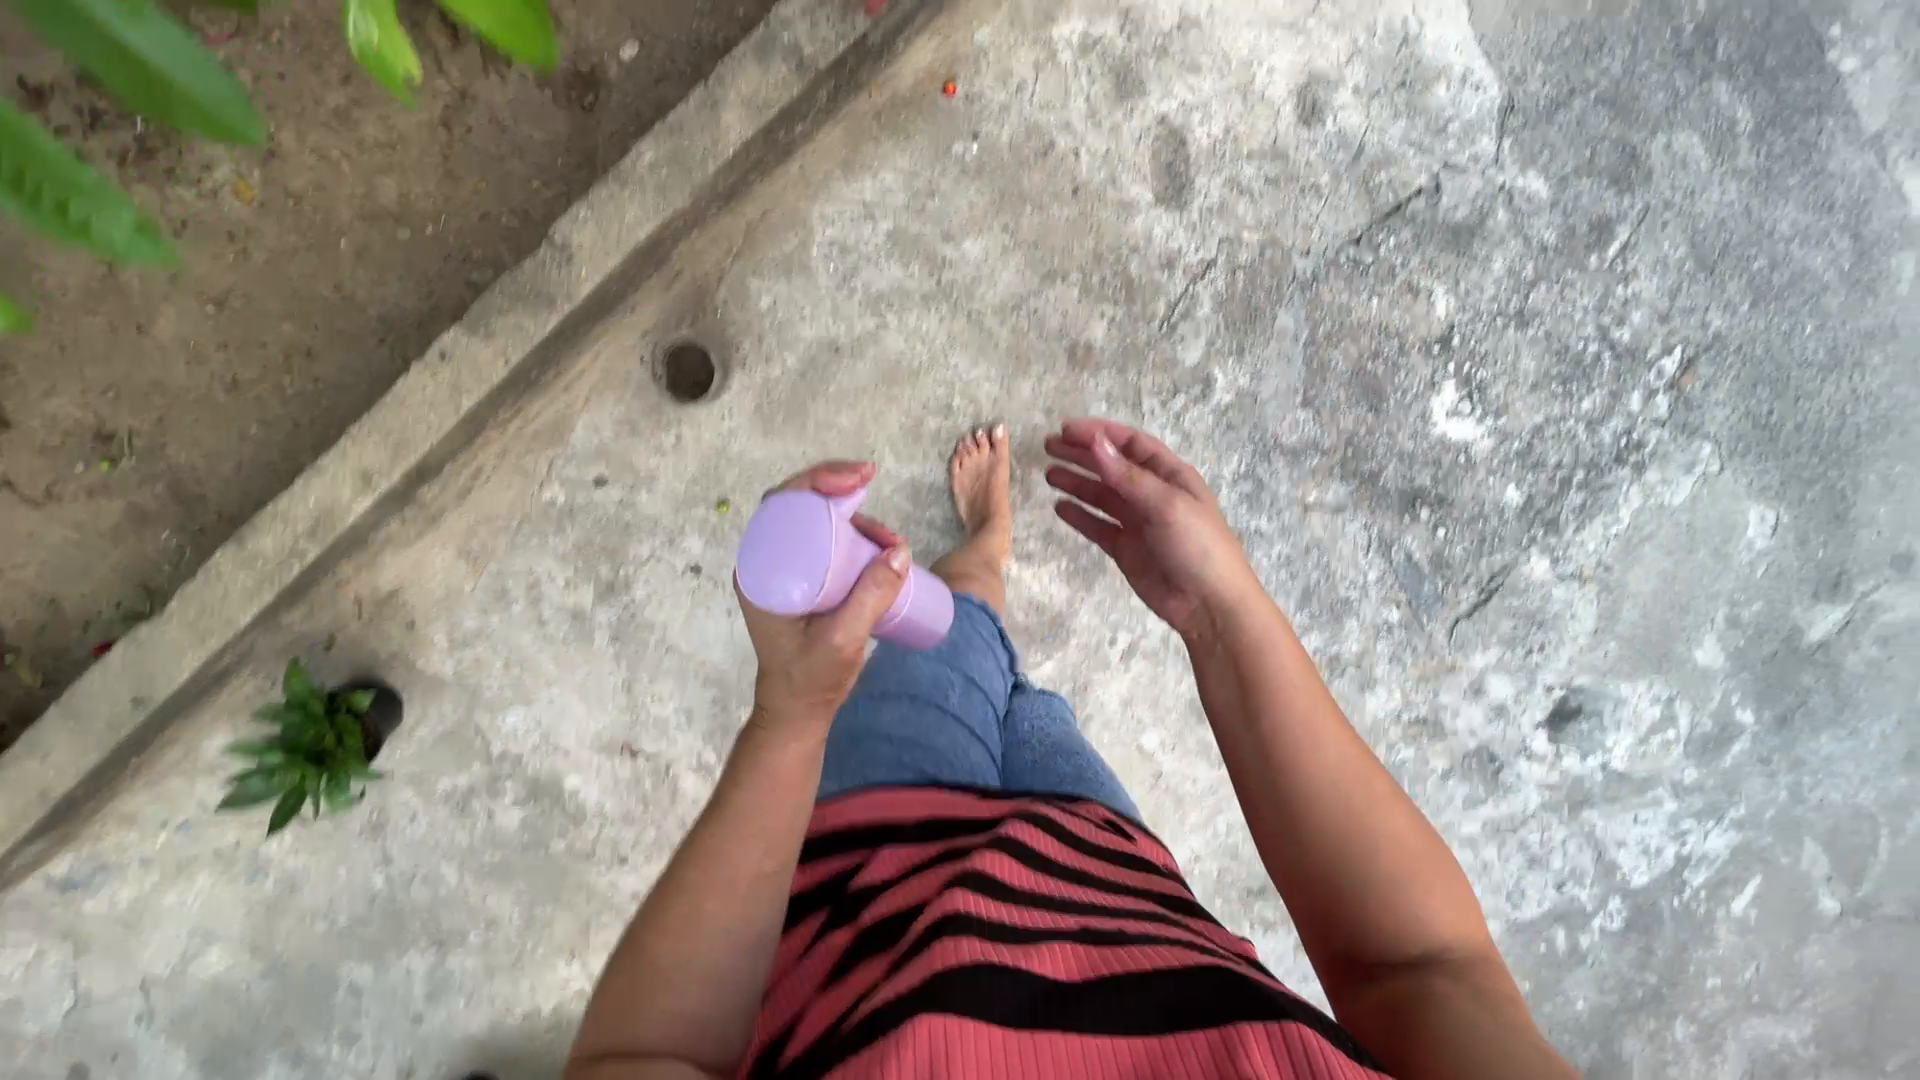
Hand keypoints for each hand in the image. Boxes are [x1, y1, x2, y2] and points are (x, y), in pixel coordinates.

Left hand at [736, 460, 910, 728]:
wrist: (798, 712)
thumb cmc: (810, 679)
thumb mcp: (843, 639)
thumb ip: (870, 597)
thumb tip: (900, 551)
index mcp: (761, 571)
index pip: (782, 504)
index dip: (818, 479)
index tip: (860, 477)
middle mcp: (767, 564)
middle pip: (801, 508)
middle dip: (841, 492)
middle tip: (876, 490)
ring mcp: (785, 573)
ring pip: (818, 525)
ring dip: (856, 521)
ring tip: (893, 543)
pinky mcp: (804, 584)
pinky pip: (827, 545)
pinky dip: (855, 537)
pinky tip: (881, 547)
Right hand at [1045, 418, 1262, 641]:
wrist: (1209, 604)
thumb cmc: (1198, 546)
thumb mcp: (1166, 504)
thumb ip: (1127, 476)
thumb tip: (1094, 443)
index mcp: (1170, 475)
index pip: (1131, 444)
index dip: (1099, 434)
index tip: (1066, 429)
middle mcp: (1152, 494)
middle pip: (1111, 466)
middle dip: (1081, 455)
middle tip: (1049, 447)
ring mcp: (1137, 522)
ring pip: (1101, 495)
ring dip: (1076, 482)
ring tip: (1049, 475)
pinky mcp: (1125, 548)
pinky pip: (1098, 526)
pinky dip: (1080, 516)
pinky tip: (1060, 508)